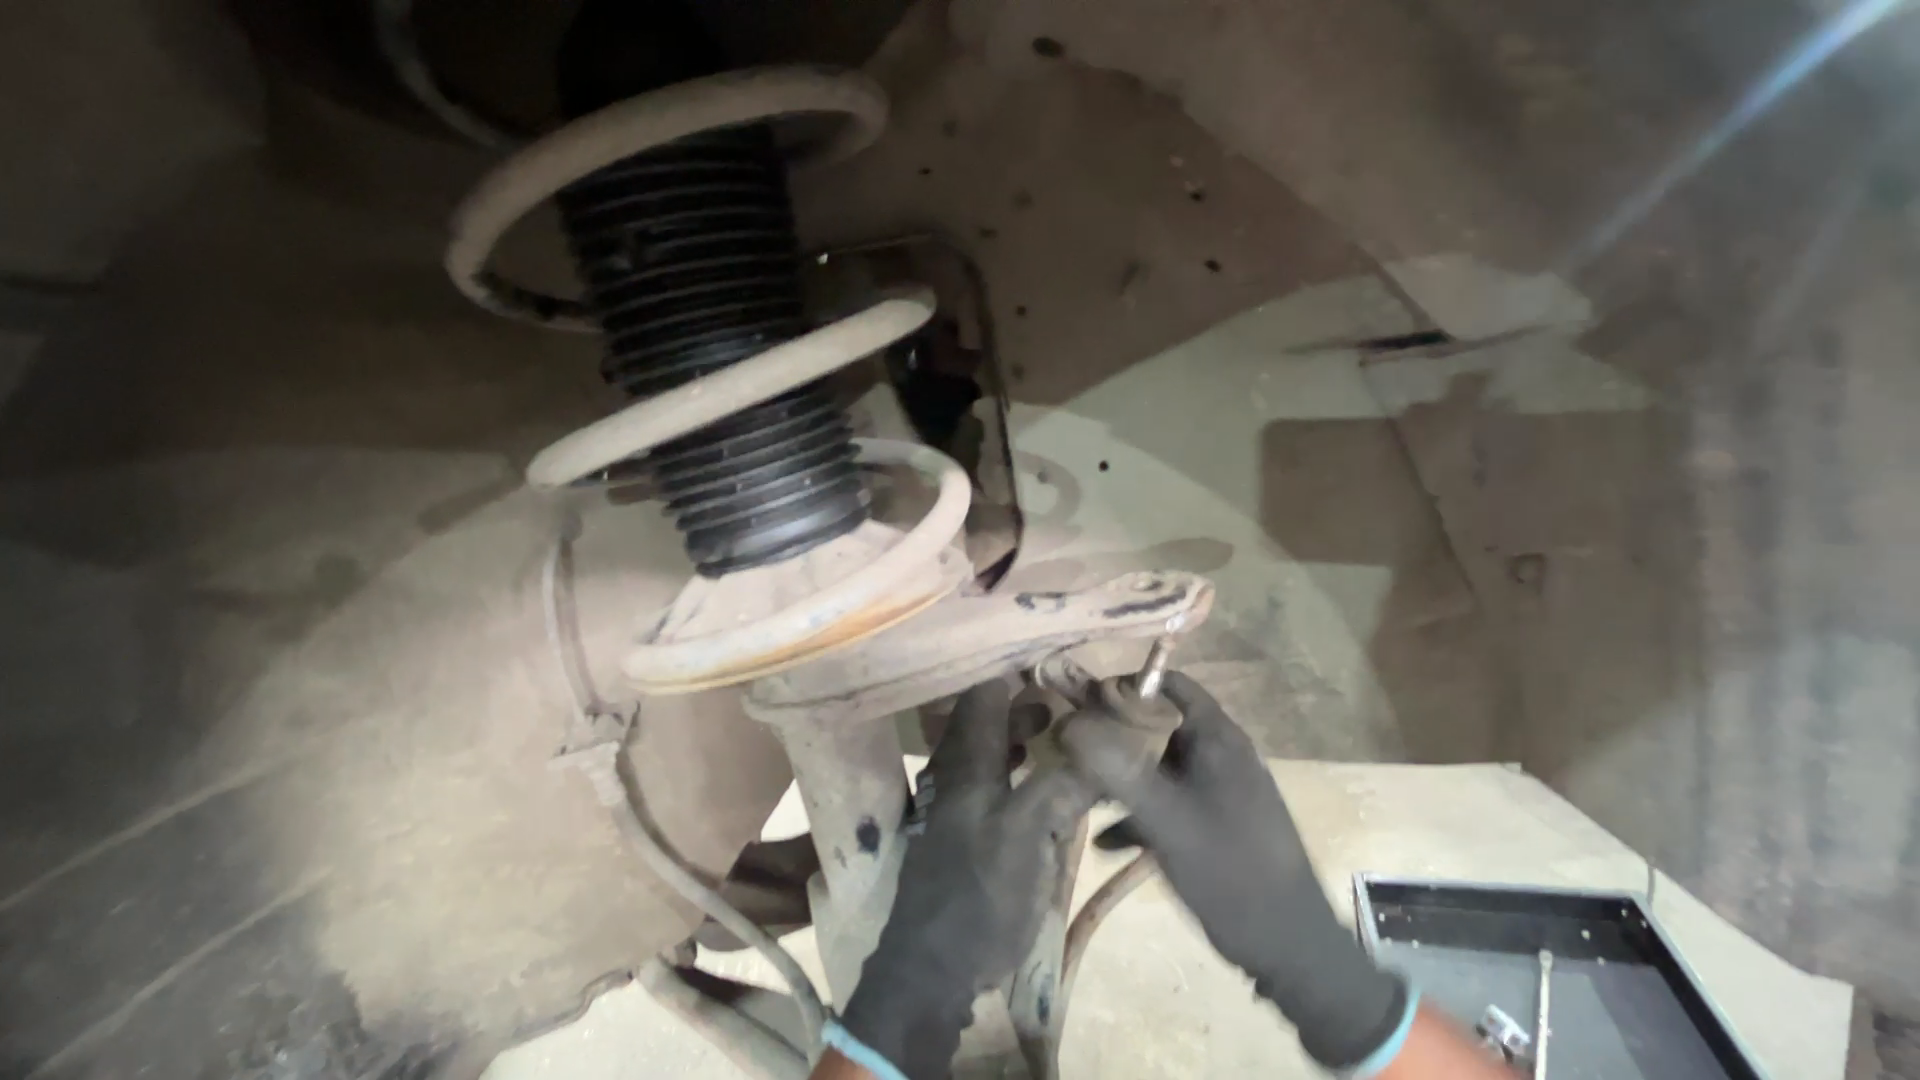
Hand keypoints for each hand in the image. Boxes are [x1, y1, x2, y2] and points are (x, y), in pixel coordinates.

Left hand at [835, 680, 1095, 1079]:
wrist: (934, 965)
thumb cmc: (979, 893)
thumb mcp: (1027, 835)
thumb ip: (1063, 785)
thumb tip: (1105, 748)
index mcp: (965, 760)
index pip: (986, 692)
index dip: (1019, 670)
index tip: (1059, 659)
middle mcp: (957, 769)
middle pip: (989, 716)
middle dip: (1030, 702)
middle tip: (1073, 700)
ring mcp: (959, 799)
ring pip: (993, 748)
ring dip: (1026, 735)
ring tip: (1065, 734)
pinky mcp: (967, 827)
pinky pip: (995, 778)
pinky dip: (1021, 766)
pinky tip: (1047, 779)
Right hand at [1062, 672, 1410, 1072]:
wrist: (1288, 944)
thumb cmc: (1229, 868)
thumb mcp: (1166, 818)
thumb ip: (1117, 769)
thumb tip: (1070, 724)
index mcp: (1218, 738)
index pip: (1169, 685)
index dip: (1124, 686)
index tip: (1080, 704)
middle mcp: (1221, 754)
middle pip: (1159, 725)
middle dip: (1113, 735)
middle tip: (1070, 750)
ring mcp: (1220, 790)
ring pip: (1160, 766)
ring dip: (1121, 777)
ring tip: (1078, 794)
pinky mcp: (1216, 823)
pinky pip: (1170, 803)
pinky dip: (1139, 813)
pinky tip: (1105, 841)